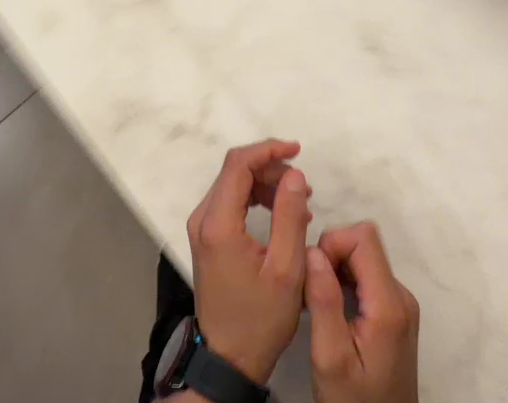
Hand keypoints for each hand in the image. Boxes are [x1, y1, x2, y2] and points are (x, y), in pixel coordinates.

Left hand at [185, 139, 313, 383]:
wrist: (229, 357)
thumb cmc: (260, 317)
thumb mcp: (286, 269)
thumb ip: (289, 216)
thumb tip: (294, 174)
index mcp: (218, 223)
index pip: (238, 164)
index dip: (268, 150)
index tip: (298, 151)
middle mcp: (203, 218)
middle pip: (234, 172)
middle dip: (271, 169)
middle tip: (304, 186)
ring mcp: (202, 228)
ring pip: (233, 185)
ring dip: (265, 185)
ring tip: (299, 203)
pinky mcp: (207, 238)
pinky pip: (231, 203)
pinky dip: (256, 200)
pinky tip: (282, 216)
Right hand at [305, 222, 420, 402]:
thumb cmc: (353, 402)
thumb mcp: (330, 356)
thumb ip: (323, 300)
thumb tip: (313, 251)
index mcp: (389, 304)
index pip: (364, 237)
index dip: (332, 243)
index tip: (312, 273)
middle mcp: (401, 296)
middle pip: (364, 244)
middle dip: (331, 255)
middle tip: (310, 291)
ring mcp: (400, 304)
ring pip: (364, 258)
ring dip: (335, 269)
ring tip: (315, 303)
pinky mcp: (394, 313)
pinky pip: (367, 277)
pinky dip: (344, 282)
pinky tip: (329, 310)